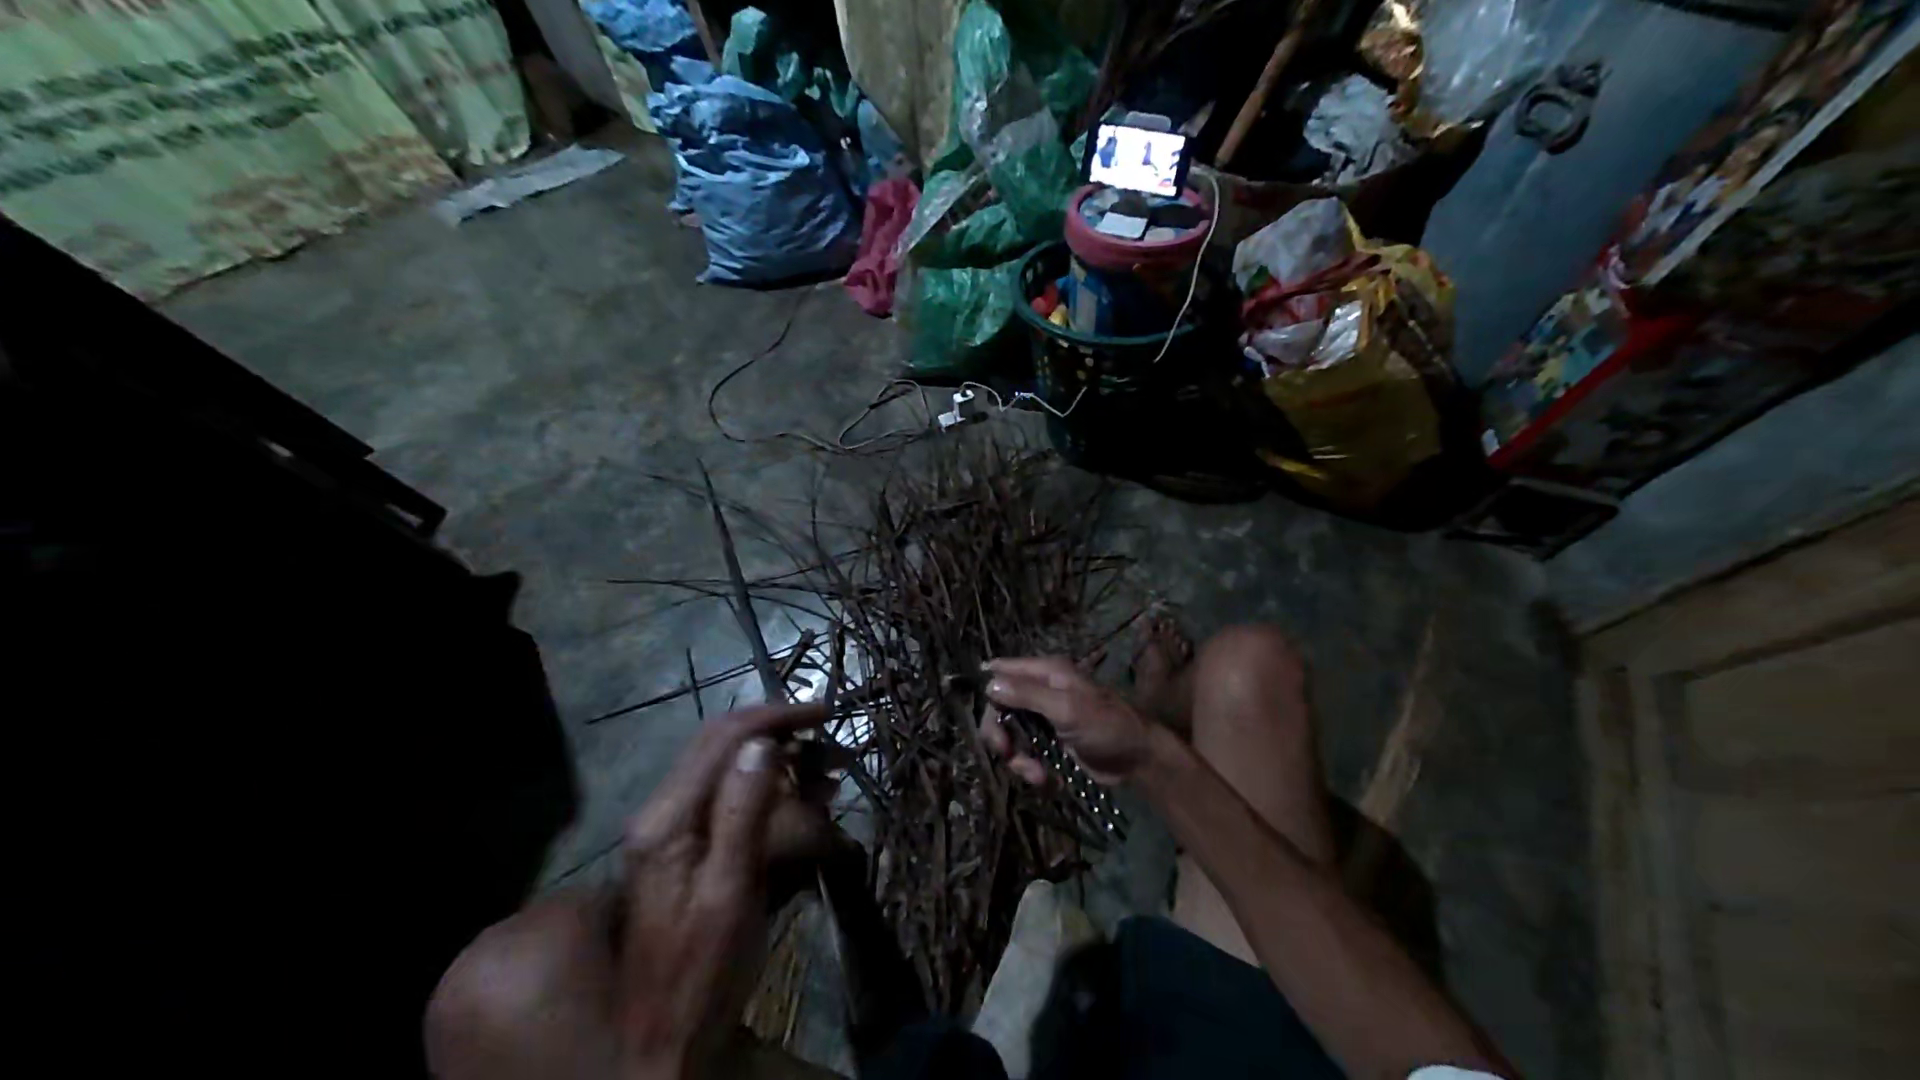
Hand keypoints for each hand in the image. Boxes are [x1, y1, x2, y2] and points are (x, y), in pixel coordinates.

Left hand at [615, 703, 824, 1076]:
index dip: (775, 716)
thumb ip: (743, 813)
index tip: (824, 714)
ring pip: (730, 766)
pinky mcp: (687, 845)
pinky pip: (732, 796)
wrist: (661, 1040)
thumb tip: (764, 744)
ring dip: (782, 761)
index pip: (723, 738)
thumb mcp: (730, 891)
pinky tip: (808, 802)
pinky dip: (772, 788)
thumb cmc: (702, 971)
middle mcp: (665, 811)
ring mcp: (673, 827)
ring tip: (831, 773)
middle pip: (724, 744)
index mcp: (669, 817)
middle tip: (832, 740)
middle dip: (781, 733)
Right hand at [981, 657, 1156, 784]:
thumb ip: (1028, 695)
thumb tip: (989, 684)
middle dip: (1000, 734)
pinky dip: (1028, 766)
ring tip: (1035, 774)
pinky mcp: (1049, 741)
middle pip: (1000, 706)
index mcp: (1046, 672)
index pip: (1001, 672)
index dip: (991, 695)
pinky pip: (1024, 751)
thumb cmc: (1107, 727)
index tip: (994, 722)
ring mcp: (1045, 717)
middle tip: (1007, 753)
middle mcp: (1042, 689)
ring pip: (1010, 733)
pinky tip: (1044, 778)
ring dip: (1016, 756)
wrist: (1138, 761)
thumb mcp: (1067, 708)